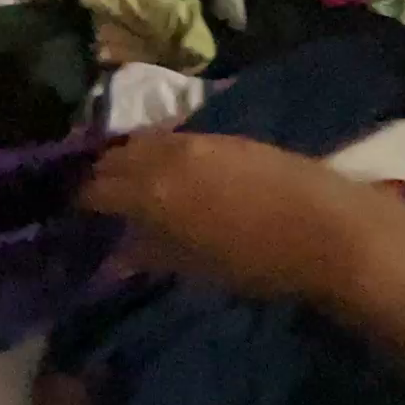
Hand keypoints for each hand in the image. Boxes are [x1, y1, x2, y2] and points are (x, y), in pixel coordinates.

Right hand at [80, 133, 404, 303]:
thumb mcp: (190, 265)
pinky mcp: (228, 138)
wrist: (335, 232)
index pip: (93, 188)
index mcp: (149, 191)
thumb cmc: (256, 261)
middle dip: (96, 176)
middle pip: (113, 157)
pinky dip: (157, 152)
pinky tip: (166, 172)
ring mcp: (199, 141)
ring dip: (126, 159)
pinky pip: (174, 138)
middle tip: (92, 198)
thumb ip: (145, 252)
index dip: (76, 201)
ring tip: (125, 181)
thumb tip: (113, 253)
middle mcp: (166, 156)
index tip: (69, 215)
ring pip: (143, 142)